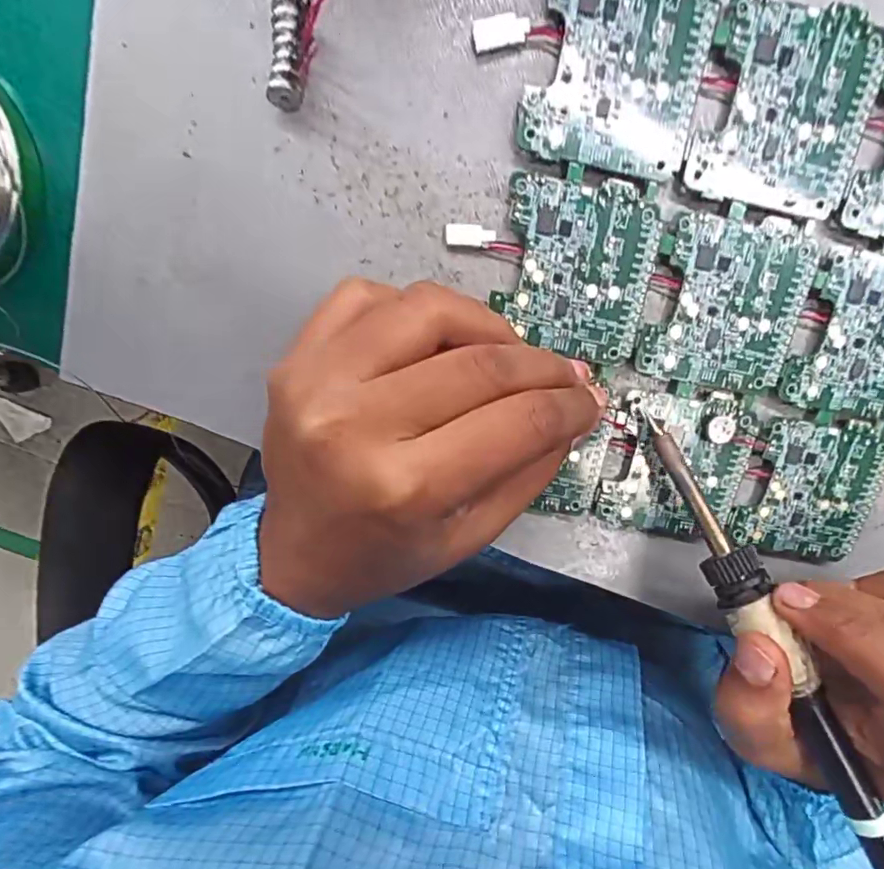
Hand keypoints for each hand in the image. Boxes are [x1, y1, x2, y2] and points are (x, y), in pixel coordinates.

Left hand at [258, 279, 606, 618]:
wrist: (296, 555)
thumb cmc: (382, 556)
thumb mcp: (467, 536)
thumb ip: (527, 472)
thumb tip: (574, 408)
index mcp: (403, 487)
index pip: (514, 421)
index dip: (567, 405)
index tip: (588, 401)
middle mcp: (354, 425)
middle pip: (479, 364)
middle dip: (540, 367)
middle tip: (563, 377)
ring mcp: (315, 382)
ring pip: (427, 309)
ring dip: (484, 326)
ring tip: (502, 356)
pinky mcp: (295, 359)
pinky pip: (367, 297)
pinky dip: (413, 311)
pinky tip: (432, 344)